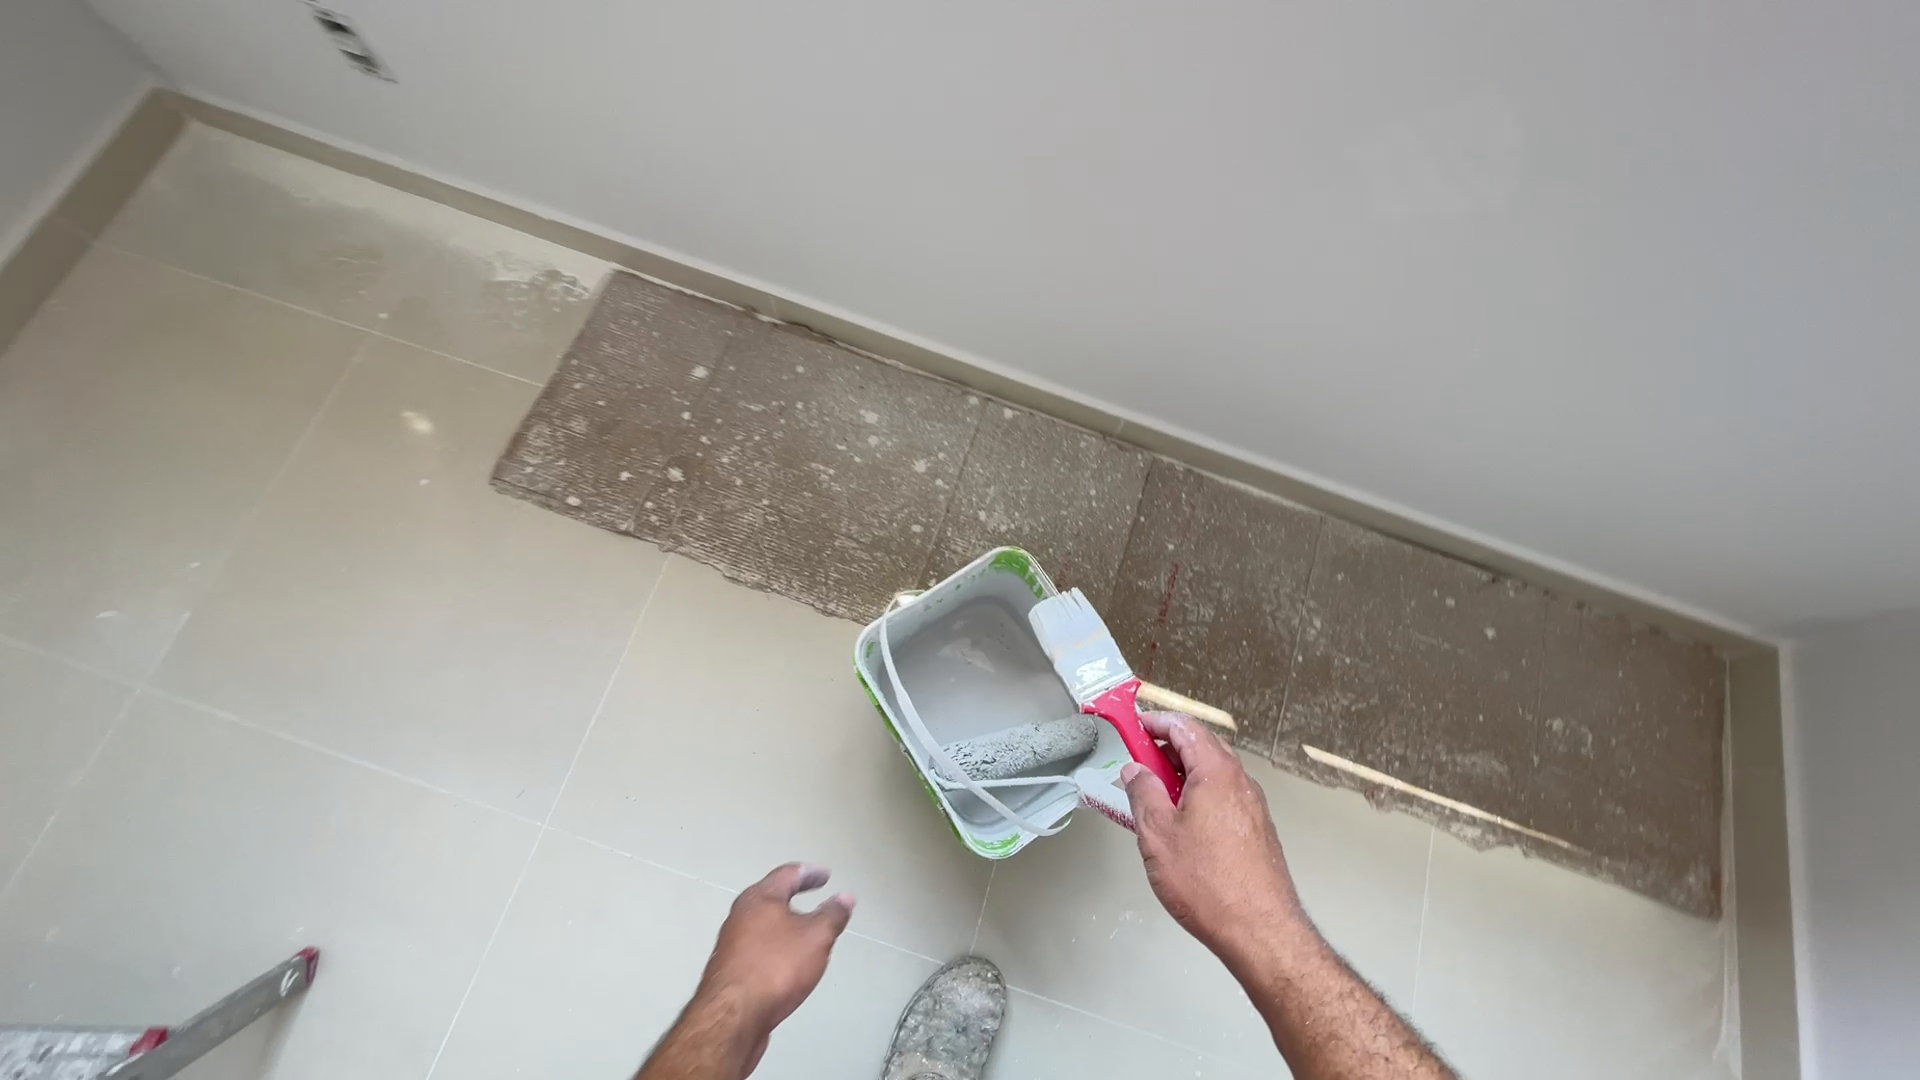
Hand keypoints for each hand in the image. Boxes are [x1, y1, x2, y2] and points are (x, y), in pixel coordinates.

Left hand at [694, 864, 854, 1050]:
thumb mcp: (816, 937)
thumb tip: (845, 896)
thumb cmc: (776, 967)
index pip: (788, 874)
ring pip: (762, 924)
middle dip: (793, 895)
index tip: (825, 876)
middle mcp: (740, 915)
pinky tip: (785, 963)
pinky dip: (774, 946)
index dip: (810, 872)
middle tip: (813, 895)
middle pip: (770, 897)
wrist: (731, 1020)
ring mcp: (730, 944)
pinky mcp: (728, 972)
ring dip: (783, 923)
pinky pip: (757, 949)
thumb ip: (832, 915)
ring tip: (803, 932)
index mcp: (760, 898)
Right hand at [1122, 712, 1308, 966]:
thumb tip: (1135, 771)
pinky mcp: (1256, 830)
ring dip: (1182, 772)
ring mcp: (1252, 806)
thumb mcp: (1157, 833)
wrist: (1261, 933)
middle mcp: (1240, 782)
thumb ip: (1143, 792)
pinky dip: (1198, 793)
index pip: (1184, 726)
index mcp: (1216, 772)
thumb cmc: (1209, 884)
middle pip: (1202, 744)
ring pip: (1213, 772)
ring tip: (1154, 794)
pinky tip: (1180, 821)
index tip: (1133, 726)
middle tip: (1139, 760)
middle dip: (1167, 746)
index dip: (1155, 722)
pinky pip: (1223, 795)